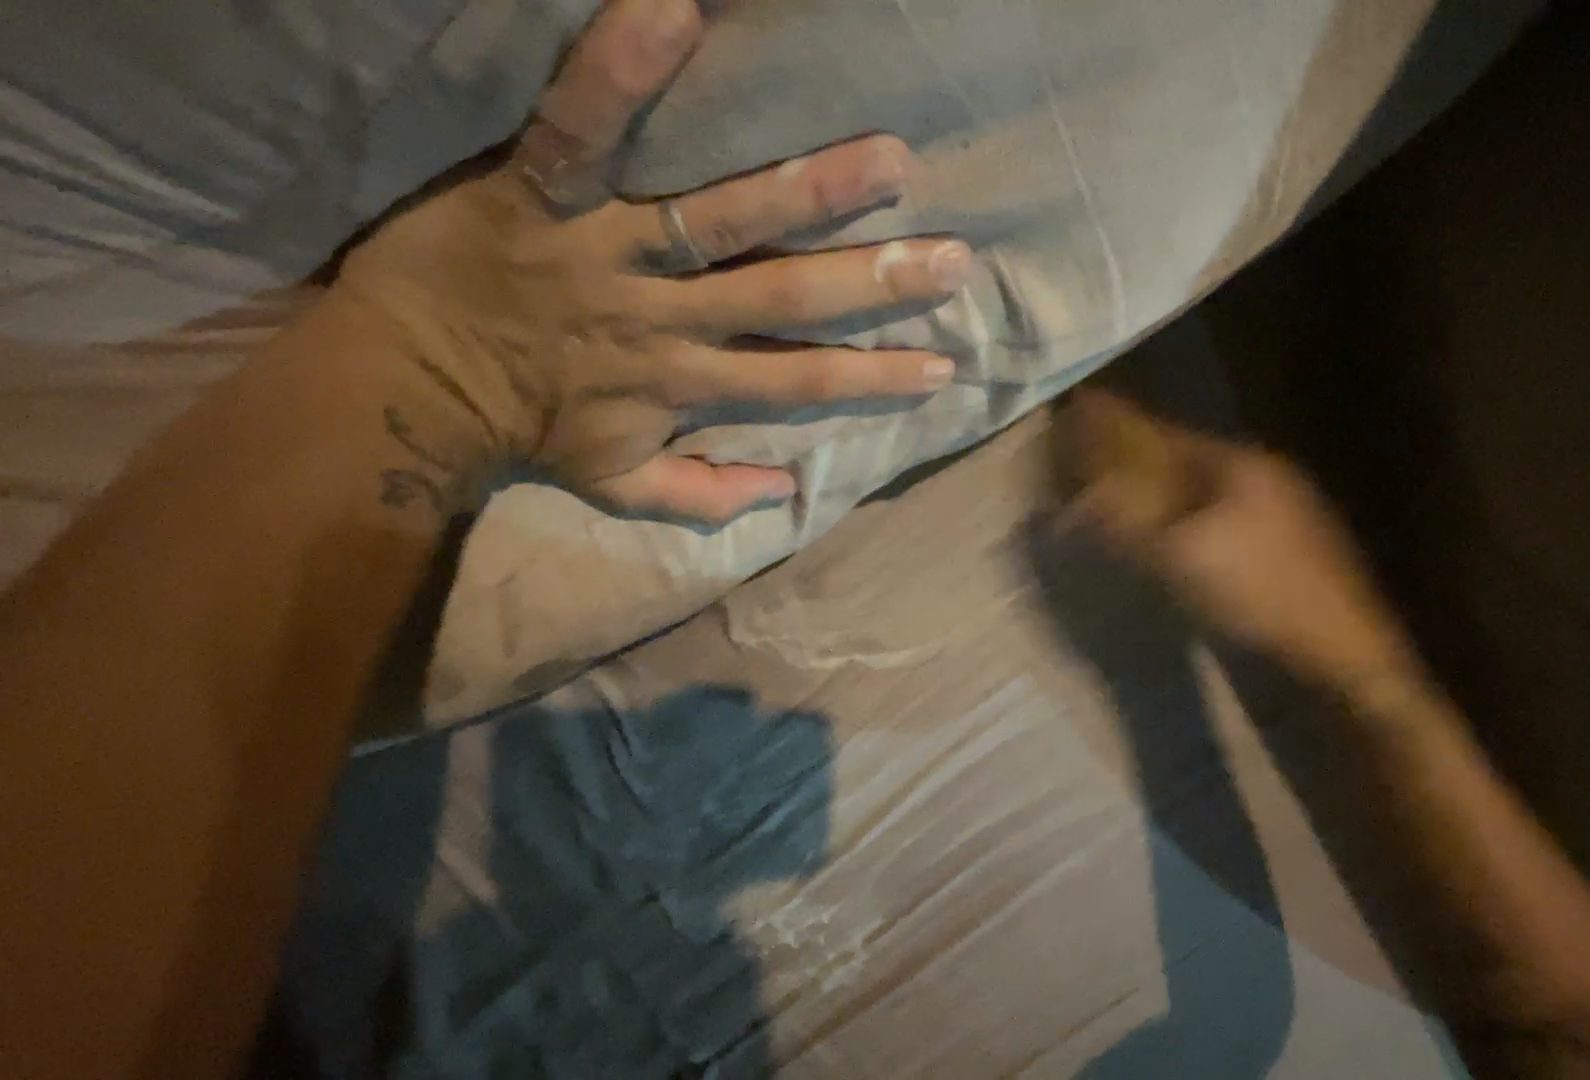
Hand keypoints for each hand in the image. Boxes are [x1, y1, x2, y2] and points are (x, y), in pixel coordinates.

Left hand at [331, 0, 969, 523]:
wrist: (399, 393)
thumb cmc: (524, 431)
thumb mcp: (619, 487)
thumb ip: (706, 495)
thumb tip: (788, 491)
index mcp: (685, 384)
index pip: (801, 382)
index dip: (875, 376)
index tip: (945, 363)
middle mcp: (664, 318)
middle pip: (782, 298)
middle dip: (871, 282)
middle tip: (950, 257)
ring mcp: (606, 252)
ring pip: (718, 219)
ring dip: (804, 191)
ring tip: (886, 161)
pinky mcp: (538, 193)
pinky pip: (581, 129)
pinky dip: (622, 71)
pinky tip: (674, 9)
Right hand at [1059, 389, 1422, 689]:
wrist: (1339, 647)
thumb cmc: (1256, 590)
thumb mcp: (1179, 557)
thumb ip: (1124, 525)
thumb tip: (1075, 505)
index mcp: (1240, 464)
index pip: (1167, 433)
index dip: (1123, 427)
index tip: (1089, 417)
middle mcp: (1266, 474)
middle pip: (1188, 459)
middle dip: (1143, 462)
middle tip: (1102, 468)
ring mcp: (1286, 508)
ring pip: (1208, 490)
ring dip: (1168, 493)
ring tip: (1132, 503)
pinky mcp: (1292, 543)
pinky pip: (1225, 516)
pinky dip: (1192, 518)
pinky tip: (1181, 540)